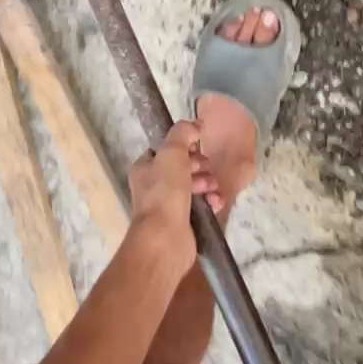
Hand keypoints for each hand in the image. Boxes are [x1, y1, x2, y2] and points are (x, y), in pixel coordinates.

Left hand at [124, 120, 220, 269]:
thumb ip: (183, 133)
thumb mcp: (172, 153)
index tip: (198, 147)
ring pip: (194, 185)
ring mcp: (167, 205)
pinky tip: (217, 204)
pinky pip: (201, 205)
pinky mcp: (182, 222)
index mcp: (145, 167)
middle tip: (207, 168)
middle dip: (200, 166)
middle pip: (182, 167)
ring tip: (214, 189)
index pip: (165, 149)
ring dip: (208, 183)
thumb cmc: (165, 192)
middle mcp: (153, 185)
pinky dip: (211, 202)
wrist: (165, 239)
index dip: (183, 146)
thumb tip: (196, 124)